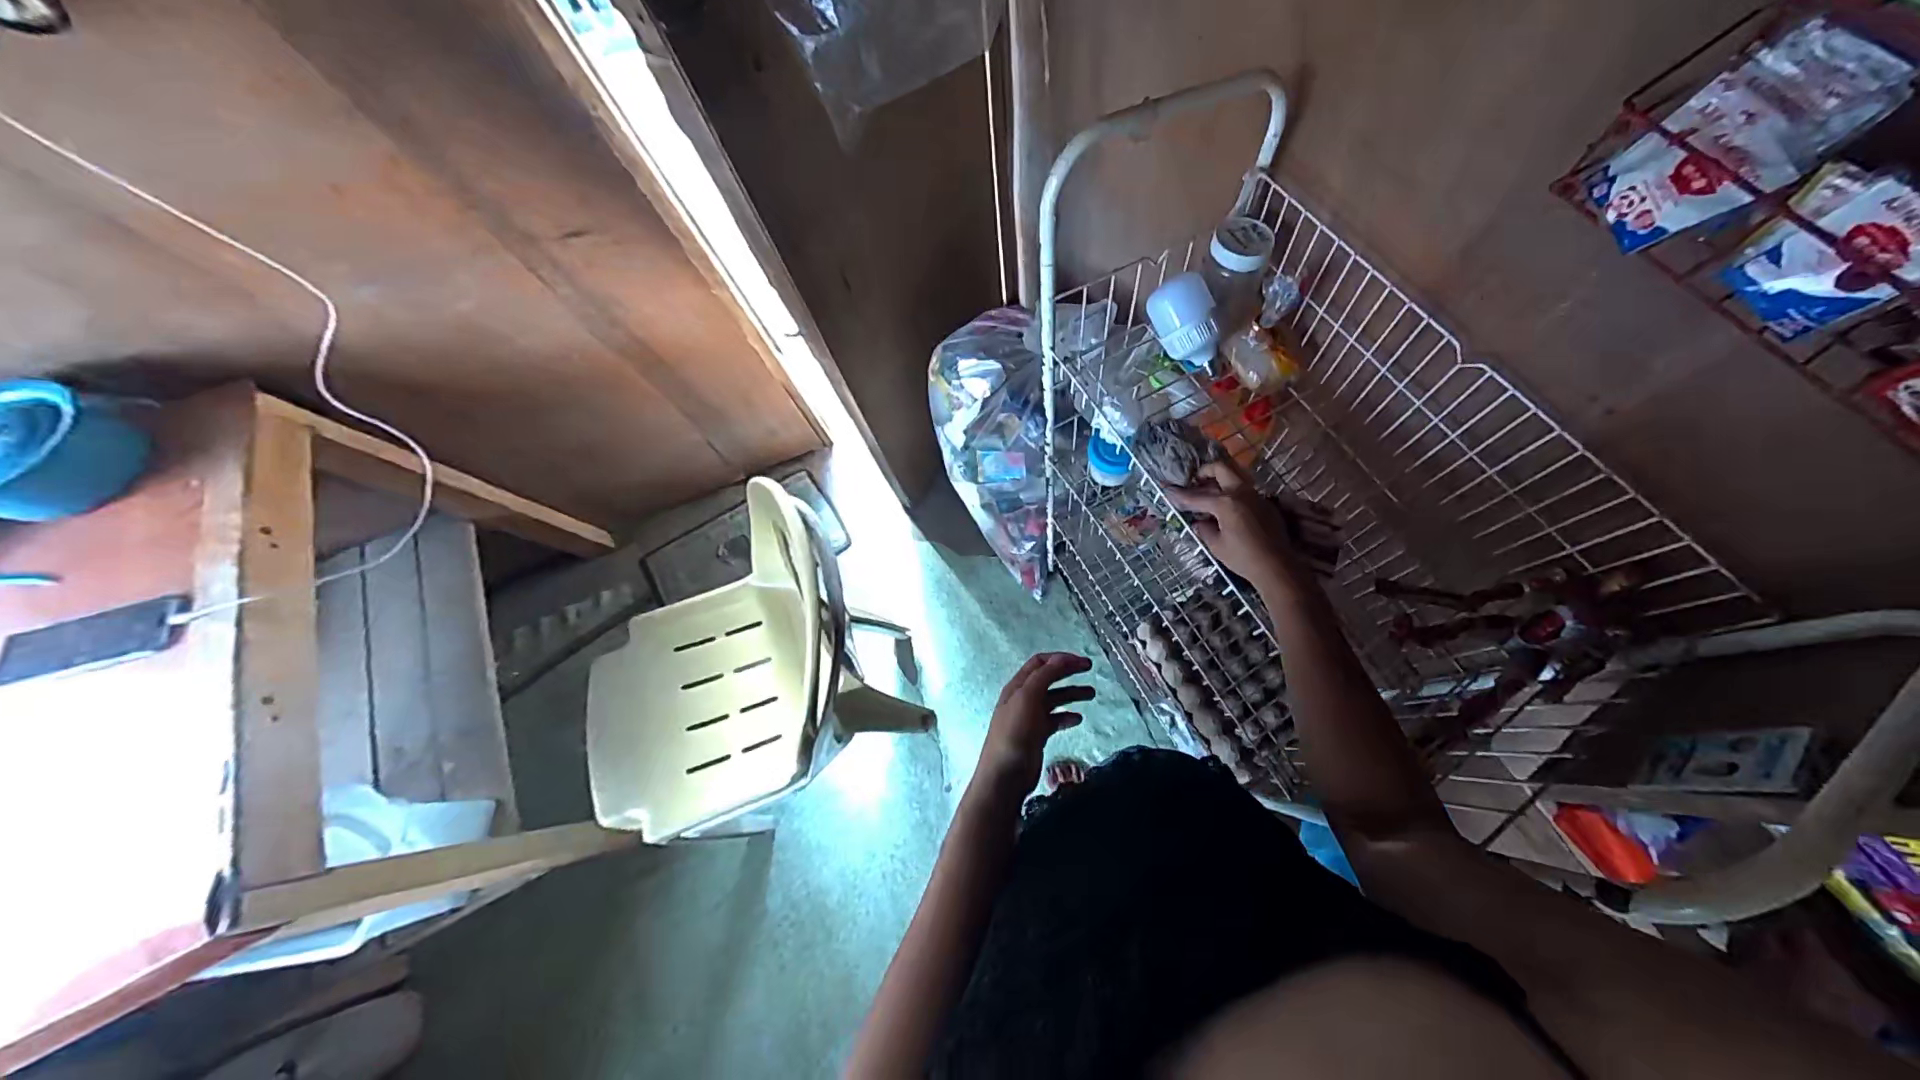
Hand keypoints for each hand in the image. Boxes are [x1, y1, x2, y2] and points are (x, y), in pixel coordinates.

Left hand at [979, 652, 1093, 791]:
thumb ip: (1044, 677)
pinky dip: (1067, 716)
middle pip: (1048, 678)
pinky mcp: (1037, 735)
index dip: (1060, 659)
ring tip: (1091, 694)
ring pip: (1054, 699)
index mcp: (1017, 686)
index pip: (1039, 663)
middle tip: (1090, 670)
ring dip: (1072, 693)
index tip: (1082, 662)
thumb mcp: (1027, 698)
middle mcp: (1022, 699)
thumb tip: (1062, 659)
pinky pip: (1055, 720)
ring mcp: (1030, 718)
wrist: (1005, 775)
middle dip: (1068, 672)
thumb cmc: (1014, 733)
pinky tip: (1078, 719)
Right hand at [1165, 459, 1302, 587]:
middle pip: (1221, 469)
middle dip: (1205, 472)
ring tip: (1209, 494)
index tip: (1168, 490)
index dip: (1180, 495)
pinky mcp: (1266, 505)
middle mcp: (1241, 493)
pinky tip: (1228, 510)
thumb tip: (1200, 522)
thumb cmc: (1242, 558)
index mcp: (1225, 503)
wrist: (1276, 566)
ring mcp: (1256, 497)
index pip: (1197, 497)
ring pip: (1235, 478)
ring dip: (1220, 482)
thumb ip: (1205, 529)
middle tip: (1195, 481)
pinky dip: (1232, 494)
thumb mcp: (1216, 545)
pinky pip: (1245, 492)